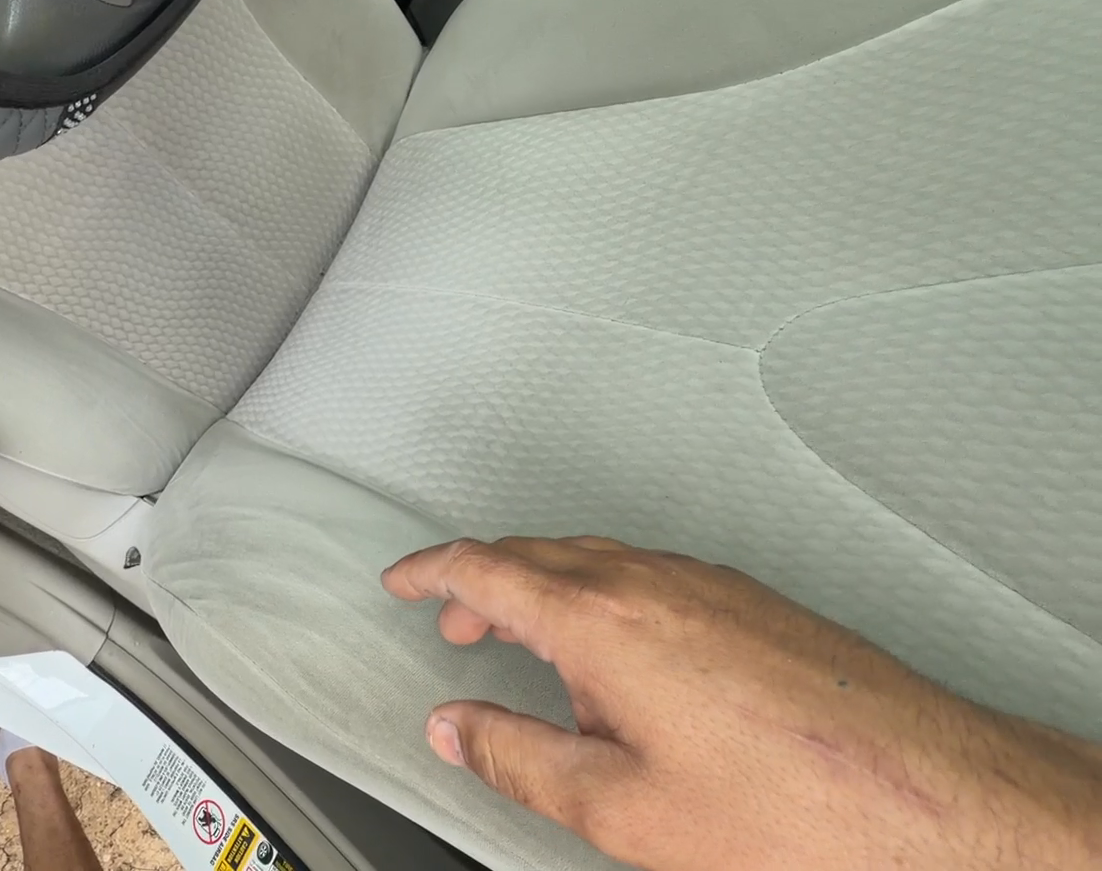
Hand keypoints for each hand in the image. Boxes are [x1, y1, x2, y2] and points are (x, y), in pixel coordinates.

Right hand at [382, 537, 1101, 870]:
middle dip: (477, 584)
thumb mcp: (624, 810)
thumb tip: (451, 727)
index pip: (480, 568)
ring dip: (535, 589)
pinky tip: (614, 649)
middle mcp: (642, 579)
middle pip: (526, 555)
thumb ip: (516, 758)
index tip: (400, 580)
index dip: (427, 570)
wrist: (972, 816)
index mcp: (597, 620)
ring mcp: (697, 580)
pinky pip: (634, 570)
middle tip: (455, 624)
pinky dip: (592, 593)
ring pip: (581, 559)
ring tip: (529, 643)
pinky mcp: (741, 595)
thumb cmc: (803, 817)